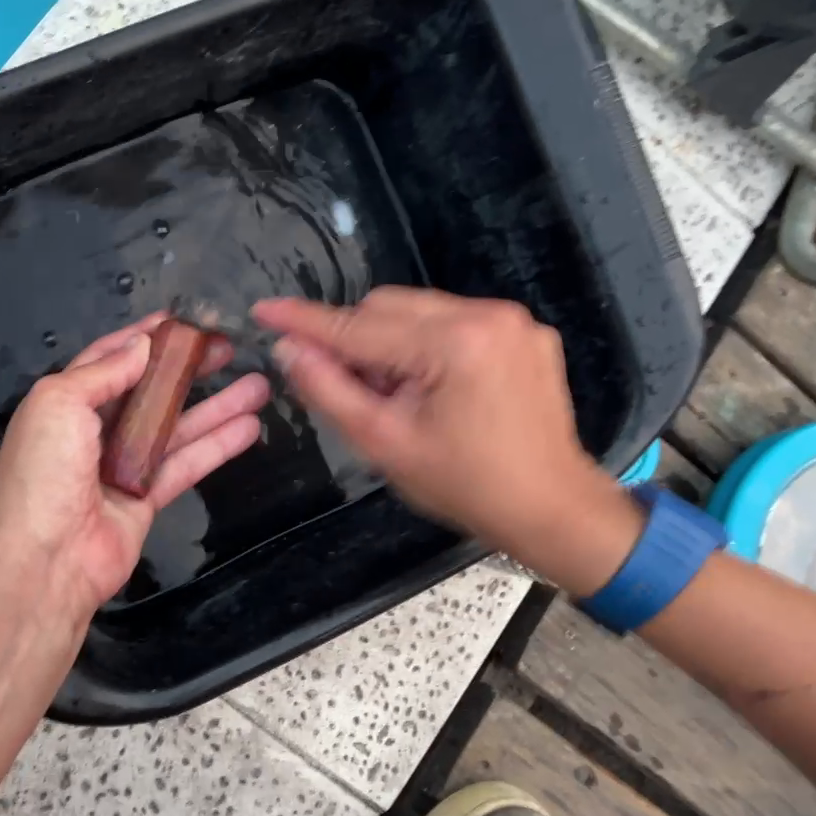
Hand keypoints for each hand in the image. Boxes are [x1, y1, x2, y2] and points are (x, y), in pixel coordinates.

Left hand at [0, 315, 271, 616]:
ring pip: (175, 427)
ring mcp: (121, 466)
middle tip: (228, 348)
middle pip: (149, 391)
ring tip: (258, 384)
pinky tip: (249, 427)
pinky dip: (216, 445)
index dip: (142, 339)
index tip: (180, 321)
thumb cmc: (44, 474)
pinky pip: (185, 464)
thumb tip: (139, 345)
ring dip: (215, 406)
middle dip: (187, 369)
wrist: (46, 561)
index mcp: (63, 404)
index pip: (108, 360)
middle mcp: (92, 432)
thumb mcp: (58, 405)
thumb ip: (101, 372)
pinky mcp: (146, 498)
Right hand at [252, 288, 636, 578]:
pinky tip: (433, 387)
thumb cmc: (463, 485)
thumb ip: (328, 389)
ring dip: (389, 342)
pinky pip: (451, 320)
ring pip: (416, 310)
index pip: (357, 326)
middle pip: (386, 307)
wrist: (552, 508)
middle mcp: (485, 315)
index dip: (304, 321)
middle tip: (352, 390)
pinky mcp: (524, 331)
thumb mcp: (382, 443)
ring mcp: (511, 320)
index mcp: (452, 344)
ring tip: (398, 394)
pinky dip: (425, 345)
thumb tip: (288, 349)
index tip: (264, 311)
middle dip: (355, 341)